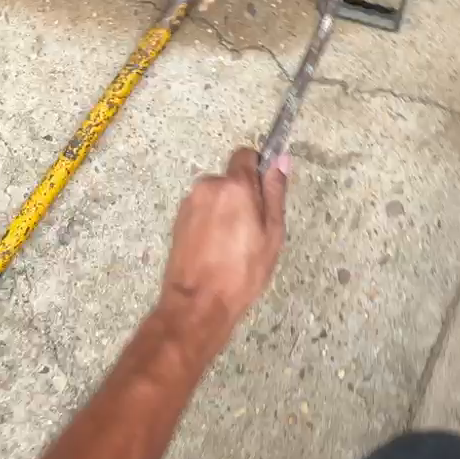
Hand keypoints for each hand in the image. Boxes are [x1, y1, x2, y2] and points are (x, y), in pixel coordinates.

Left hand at [155, 147, 289, 359]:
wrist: (198, 303)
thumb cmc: (242, 271)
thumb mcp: (272, 233)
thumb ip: (275, 192)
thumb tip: (281, 160)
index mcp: (234, 185)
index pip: (246, 155)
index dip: (259, 170)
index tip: (265, 194)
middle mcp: (208, 186)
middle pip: (232, 178)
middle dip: (243, 195)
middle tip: (254, 229)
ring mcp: (190, 203)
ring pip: (217, 196)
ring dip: (226, 210)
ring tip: (234, 244)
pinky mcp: (178, 220)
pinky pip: (202, 210)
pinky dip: (211, 222)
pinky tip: (217, 249)